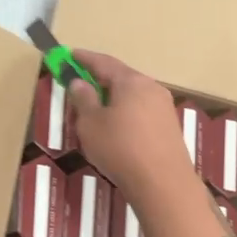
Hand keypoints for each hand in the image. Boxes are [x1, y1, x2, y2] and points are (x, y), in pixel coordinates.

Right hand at [67, 49, 197, 205]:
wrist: (162, 182)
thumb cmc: (120, 148)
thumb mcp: (91, 123)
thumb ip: (83, 99)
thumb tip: (80, 82)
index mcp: (130, 81)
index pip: (103, 62)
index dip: (83, 58)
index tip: (68, 54)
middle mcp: (151, 87)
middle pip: (120, 77)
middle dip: (98, 79)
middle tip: (79, 85)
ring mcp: (163, 106)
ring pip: (132, 95)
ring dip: (112, 98)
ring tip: (95, 110)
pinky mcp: (168, 126)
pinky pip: (141, 110)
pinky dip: (124, 112)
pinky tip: (115, 127)